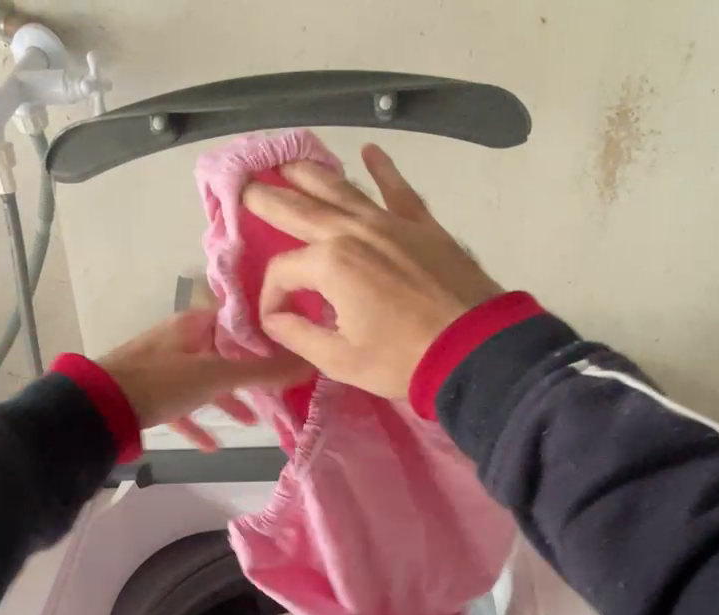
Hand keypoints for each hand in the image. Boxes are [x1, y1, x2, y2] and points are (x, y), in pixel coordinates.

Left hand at [98, 307, 310, 450]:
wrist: (100, 406)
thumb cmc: (160, 382)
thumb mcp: (215, 377)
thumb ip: (262, 373)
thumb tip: (309, 363)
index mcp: (194, 324)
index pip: (238, 321)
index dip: (264, 335)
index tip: (290, 351)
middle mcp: (179, 341)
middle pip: (223, 354)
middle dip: (249, 374)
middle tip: (276, 390)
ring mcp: (162, 368)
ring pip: (204, 383)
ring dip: (226, 402)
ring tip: (252, 422)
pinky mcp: (149, 395)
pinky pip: (181, 408)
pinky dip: (198, 423)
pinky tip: (212, 446)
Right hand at [242, 144, 504, 398]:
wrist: (472, 347)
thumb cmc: (402, 359)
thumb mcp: (340, 360)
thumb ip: (299, 335)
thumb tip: (274, 318)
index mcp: (330, 264)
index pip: (283, 271)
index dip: (272, 295)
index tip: (276, 319)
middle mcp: (354, 232)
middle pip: (302, 210)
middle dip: (270, 200)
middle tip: (246, 185)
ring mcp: (391, 223)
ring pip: (343, 190)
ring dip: (312, 175)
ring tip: (288, 164)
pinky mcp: (422, 225)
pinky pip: (398, 189)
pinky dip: (383, 168)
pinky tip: (369, 150)